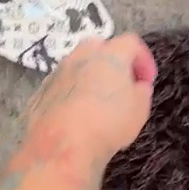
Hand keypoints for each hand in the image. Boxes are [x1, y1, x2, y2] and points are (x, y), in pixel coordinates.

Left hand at [24, 35, 158, 160]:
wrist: (62, 146)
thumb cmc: (108, 123)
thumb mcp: (140, 109)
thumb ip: (142, 91)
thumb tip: (138, 86)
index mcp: (110, 55)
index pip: (132, 43)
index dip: (144, 59)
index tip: (148, 79)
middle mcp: (81, 56)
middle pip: (100, 46)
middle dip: (114, 61)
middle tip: (122, 83)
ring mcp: (57, 72)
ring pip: (78, 65)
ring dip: (90, 76)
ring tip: (98, 101)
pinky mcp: (41, 91)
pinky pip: (62, 84)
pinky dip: (72, 92)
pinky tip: (77, 114)